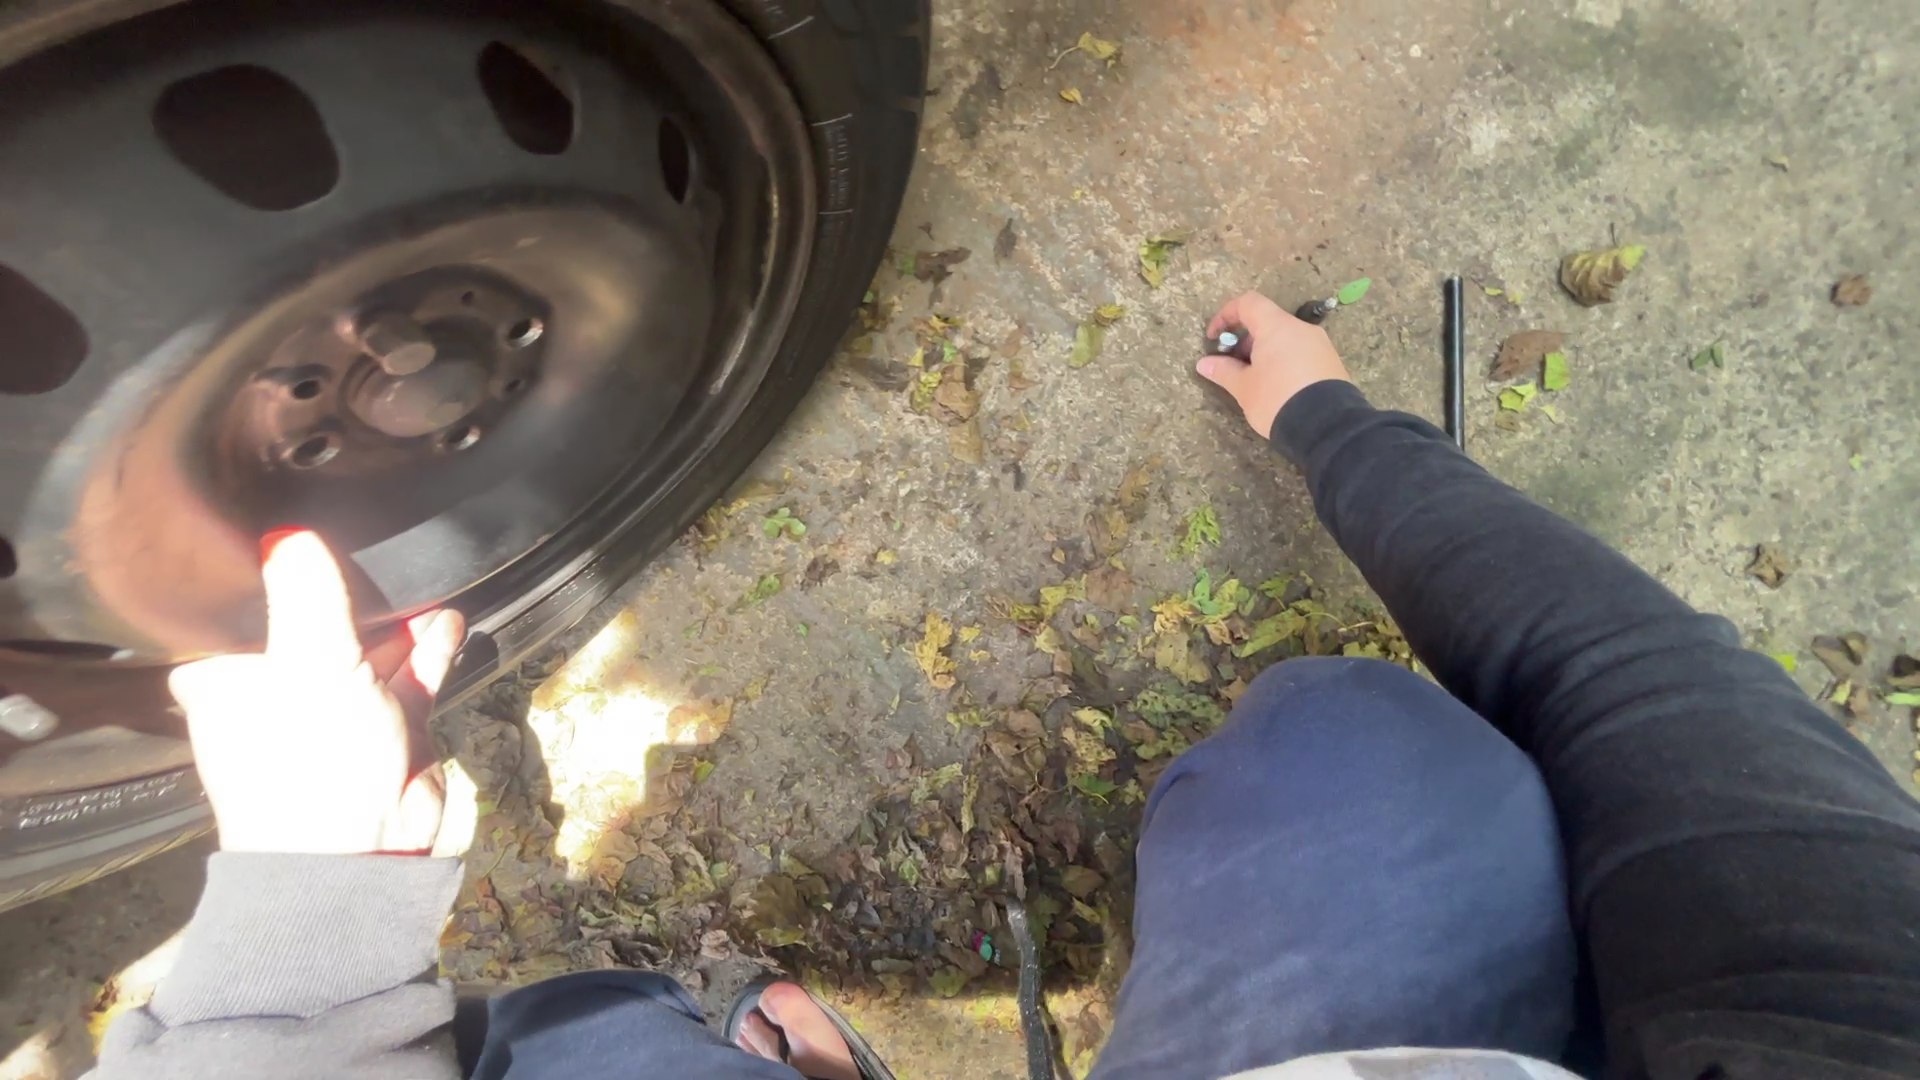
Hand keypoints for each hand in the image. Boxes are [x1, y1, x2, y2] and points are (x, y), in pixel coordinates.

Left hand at [168, 529, 465, 854]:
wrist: (364, 841)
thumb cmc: (311, 753)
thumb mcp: (311, 666)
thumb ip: (308, 599)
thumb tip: (285, 533)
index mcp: (233, 680)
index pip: (244, 615)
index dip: (270, 579)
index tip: (299, 535)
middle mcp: (285, 687)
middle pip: (318, 626)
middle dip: (352, 597)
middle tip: (378, 548)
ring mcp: (344, 704)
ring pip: (374, 647)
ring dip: (401, 622)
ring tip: (426, 582)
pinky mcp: (394, 719)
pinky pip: (414, 671)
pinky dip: (431, 647)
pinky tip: (450, 619)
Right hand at [1196, 290, 1352, 437]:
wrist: (1325, 424)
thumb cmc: (1276, 398)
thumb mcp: (1244, 387)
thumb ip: (1223, 371)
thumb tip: (1204, 364)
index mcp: (1277, 327)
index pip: (1248, 303)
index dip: (1226, 315)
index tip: (1214, 338)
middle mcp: (1301, 329)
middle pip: (1266, 322)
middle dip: (1244, 340)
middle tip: (1233, 366)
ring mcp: (1319, 345)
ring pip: (1284, 339)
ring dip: (1263, 352)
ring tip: (1254, 381)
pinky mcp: (1330, 362)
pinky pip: (1300, 353)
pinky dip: (1282, 362)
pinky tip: (1277, 388)